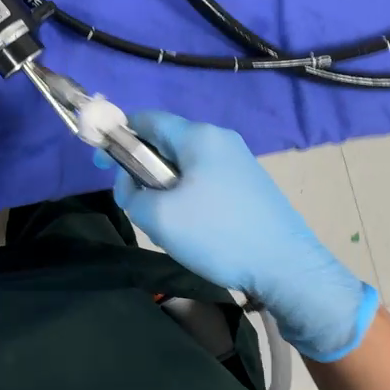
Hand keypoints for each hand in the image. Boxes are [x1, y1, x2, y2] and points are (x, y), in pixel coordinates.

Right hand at [98, 111, 377, 360]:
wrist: (288, 270)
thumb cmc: (218, 235)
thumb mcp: (157, 216)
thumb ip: (129, 191)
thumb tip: (129, 182)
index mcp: (199, 137)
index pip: (145, 119)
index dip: (117, 134)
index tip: (101, 161)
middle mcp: (220, 140)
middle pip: (163, 142)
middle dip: (141, 168)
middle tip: (134, 200)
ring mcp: (238, 162)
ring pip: (182, 165)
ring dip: (164, 188)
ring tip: (167, 222)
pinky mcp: (249, 185)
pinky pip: (203, 180)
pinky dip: (186, 197)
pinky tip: (192, 229)